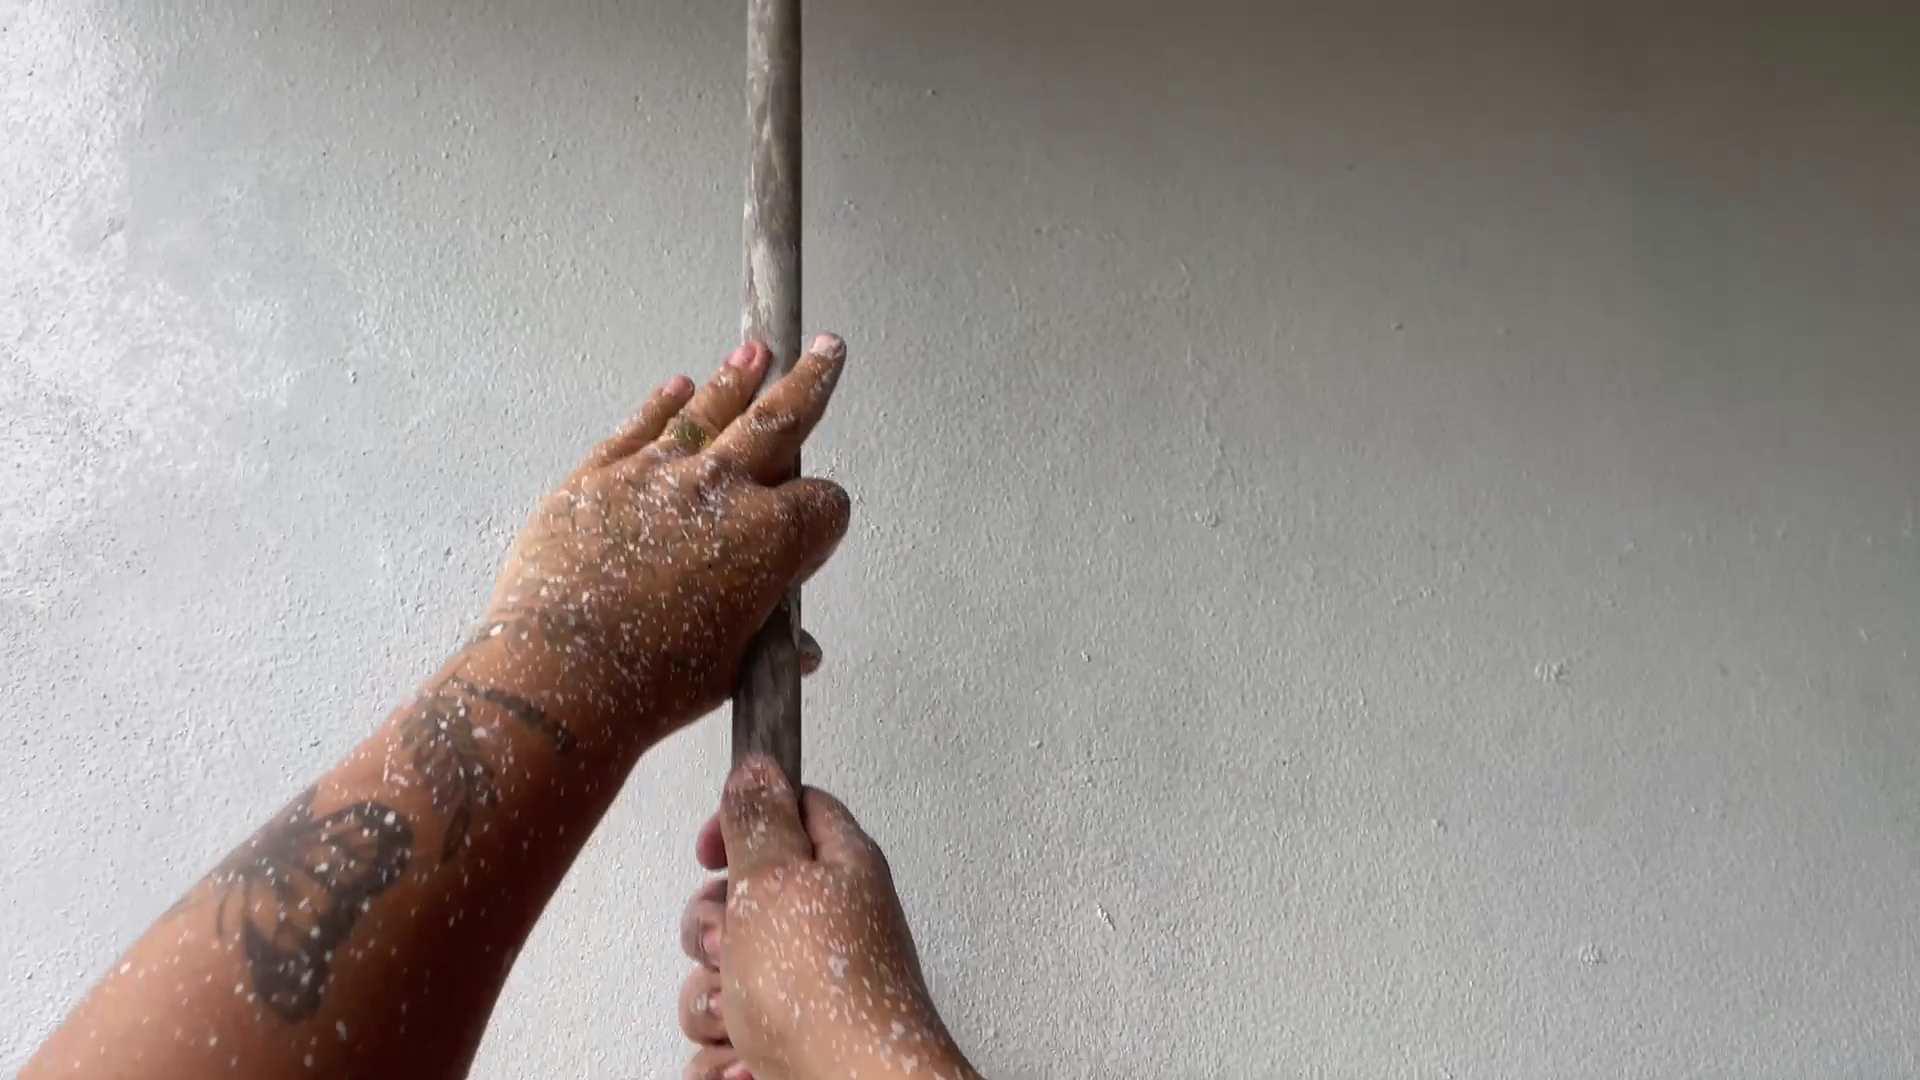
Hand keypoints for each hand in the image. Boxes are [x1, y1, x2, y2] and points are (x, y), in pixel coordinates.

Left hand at [483, 337, 849, 735]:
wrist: (559, 680)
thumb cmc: (653, 683)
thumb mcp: (735, 664)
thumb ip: (773, 639)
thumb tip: (798, 651)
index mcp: (771, 537)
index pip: (825, 503)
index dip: (827, 518)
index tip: (816, 529)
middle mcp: (723, 492)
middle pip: (782, 421)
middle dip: (812, 383)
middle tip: (826, 350)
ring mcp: (658, 477)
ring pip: (712, 412)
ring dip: (739, 379)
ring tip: (756, 351)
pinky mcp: (599, 477)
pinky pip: (640, 428)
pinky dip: (662, 406)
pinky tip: (678, 386)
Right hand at [676, 758, 980, 1079]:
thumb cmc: (828, 991)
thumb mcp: (778, 879)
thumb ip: (759, 820)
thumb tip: (756, 765)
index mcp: (837, 864)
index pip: (788, 811)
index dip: (741, 822)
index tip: (708, 851)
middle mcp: (824, 919)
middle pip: (739, 897)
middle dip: (713, 929)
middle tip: (733, 946)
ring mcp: (803, 982)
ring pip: (720, 974)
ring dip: (716, 1000)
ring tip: (746, 1017)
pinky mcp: (781, 1041)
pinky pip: (720, 1037)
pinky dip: (723, 1054)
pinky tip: (747, 1062)